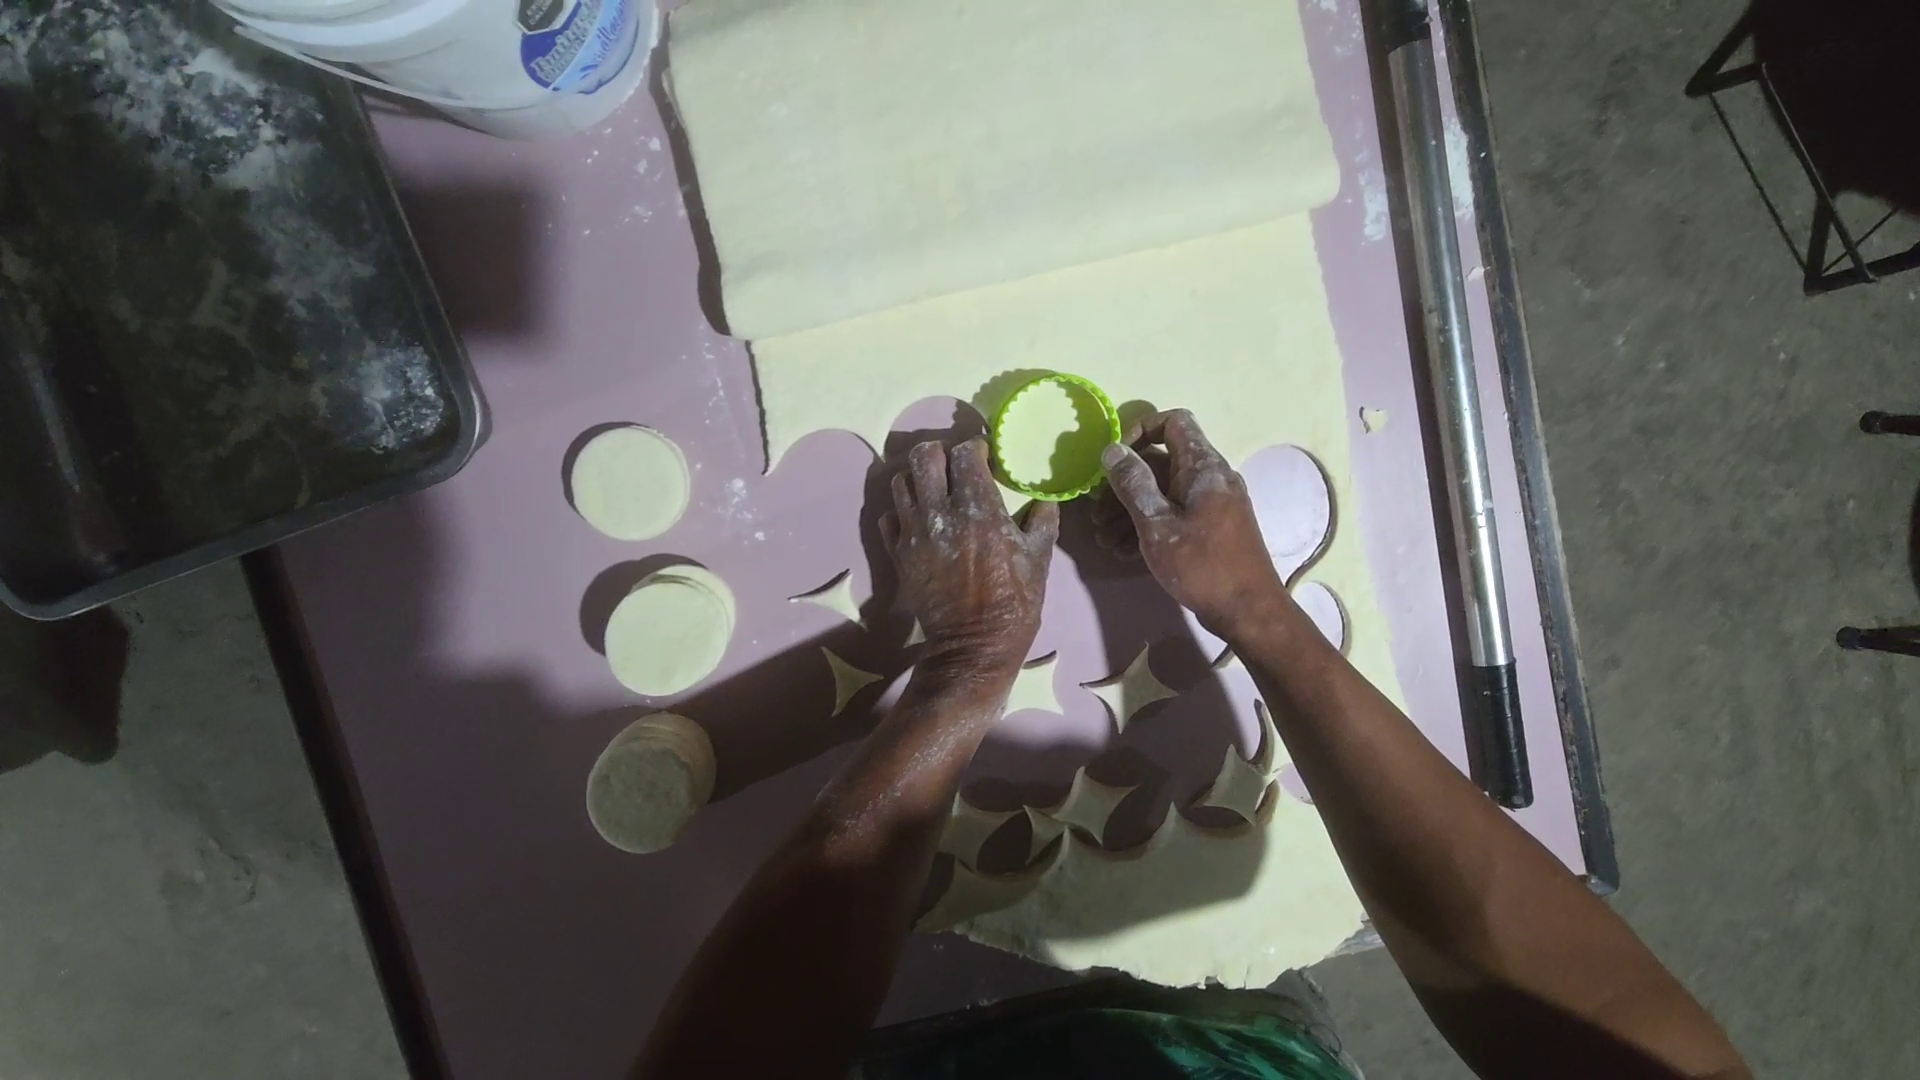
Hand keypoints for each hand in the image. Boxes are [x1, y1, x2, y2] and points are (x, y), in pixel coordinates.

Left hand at [880, 439, 1059, 676]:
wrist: (973, 646)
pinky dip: (901, 510)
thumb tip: (1045, 499)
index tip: (983, 457)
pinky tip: (919, 519)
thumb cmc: (1013, 604)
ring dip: (918, 478)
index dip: (974, 448)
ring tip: (934, 488)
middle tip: (953, 465)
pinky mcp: (898, 554)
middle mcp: (941, 514)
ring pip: (900, 481)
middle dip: (940, 452)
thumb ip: (1042, 521)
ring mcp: (914, 533)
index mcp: (979, 511)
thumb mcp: (1039, 560)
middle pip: (924, 457)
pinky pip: (889, 516)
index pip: (965, 454)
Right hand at [1091, 409, 1286, 633]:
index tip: (1116, 460)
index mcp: (1202, 466)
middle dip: (1124, 485)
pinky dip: (1149, 525)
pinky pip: (1174, 512)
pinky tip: (1125, 551)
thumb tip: (1112, 449)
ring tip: (1105, 541)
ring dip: (1130, 511)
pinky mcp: (1211, 526)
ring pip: (1164, 492)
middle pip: (1161, 462)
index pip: (1173, 422)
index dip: (1141, 431)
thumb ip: (1133, 483)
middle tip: (1098, 517)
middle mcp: (1211, 477)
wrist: (1247, 610)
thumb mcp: (1156, 523)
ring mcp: (1213, 503)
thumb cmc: (1201, 564)